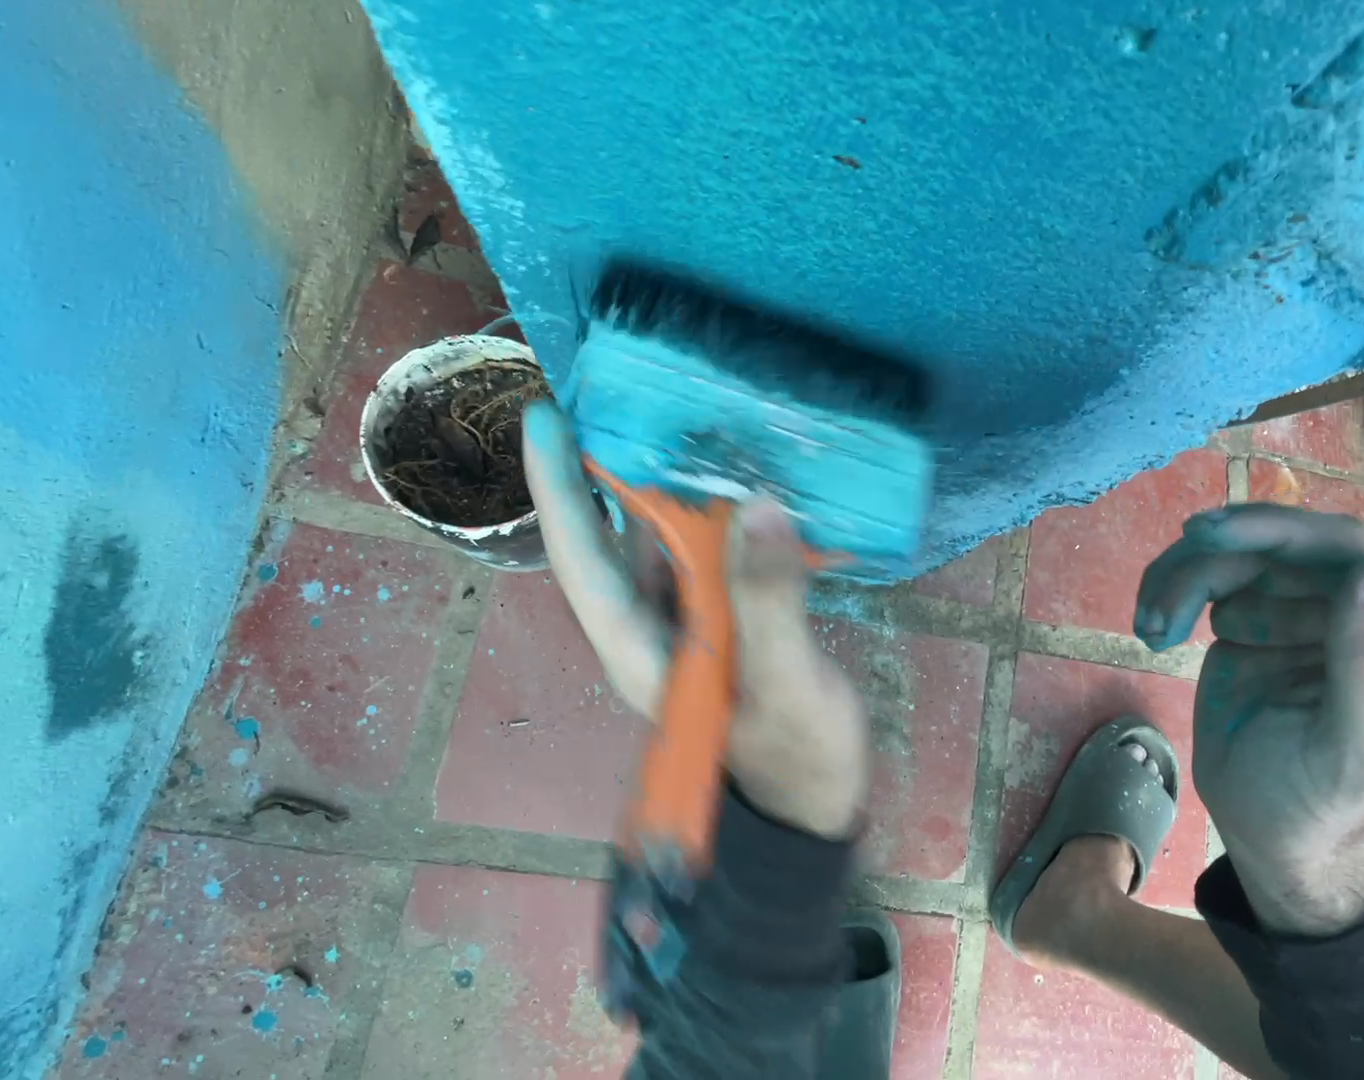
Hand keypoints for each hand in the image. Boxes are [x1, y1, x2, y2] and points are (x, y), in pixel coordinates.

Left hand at [520, 402, 869, 838]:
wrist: (817, 805)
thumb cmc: (793, 760)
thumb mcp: (783, 688)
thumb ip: (769, 606)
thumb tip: (760, 507)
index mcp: (641, 648)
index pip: (582, 559)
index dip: (558, 488)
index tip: (545, 416)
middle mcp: (655, 627)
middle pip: (616, 539)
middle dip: (610, 469)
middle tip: (622, 393)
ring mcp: (691, 625)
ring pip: (666, 543)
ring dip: (671, 486)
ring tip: (684, 417)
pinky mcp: (727, 622)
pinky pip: (713, 556)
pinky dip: (722, 516)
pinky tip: (747, 478)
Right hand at [1135, 504, 1363, 935]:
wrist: (1268, 834)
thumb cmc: (1318, 804)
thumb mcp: (1352, 748)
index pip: (1345, 552)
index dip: (1275, 532)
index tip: (1203, 537)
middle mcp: (1356, 613)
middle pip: (1283, 544)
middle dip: (1221, 552)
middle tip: (1170, 562)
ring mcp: (1299, 614)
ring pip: (1237, 557)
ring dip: (1183, 580)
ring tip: (1153, 628)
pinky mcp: (1252, 623)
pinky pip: (1208, 580)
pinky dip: (1172, 594)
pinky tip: (1154, 631)